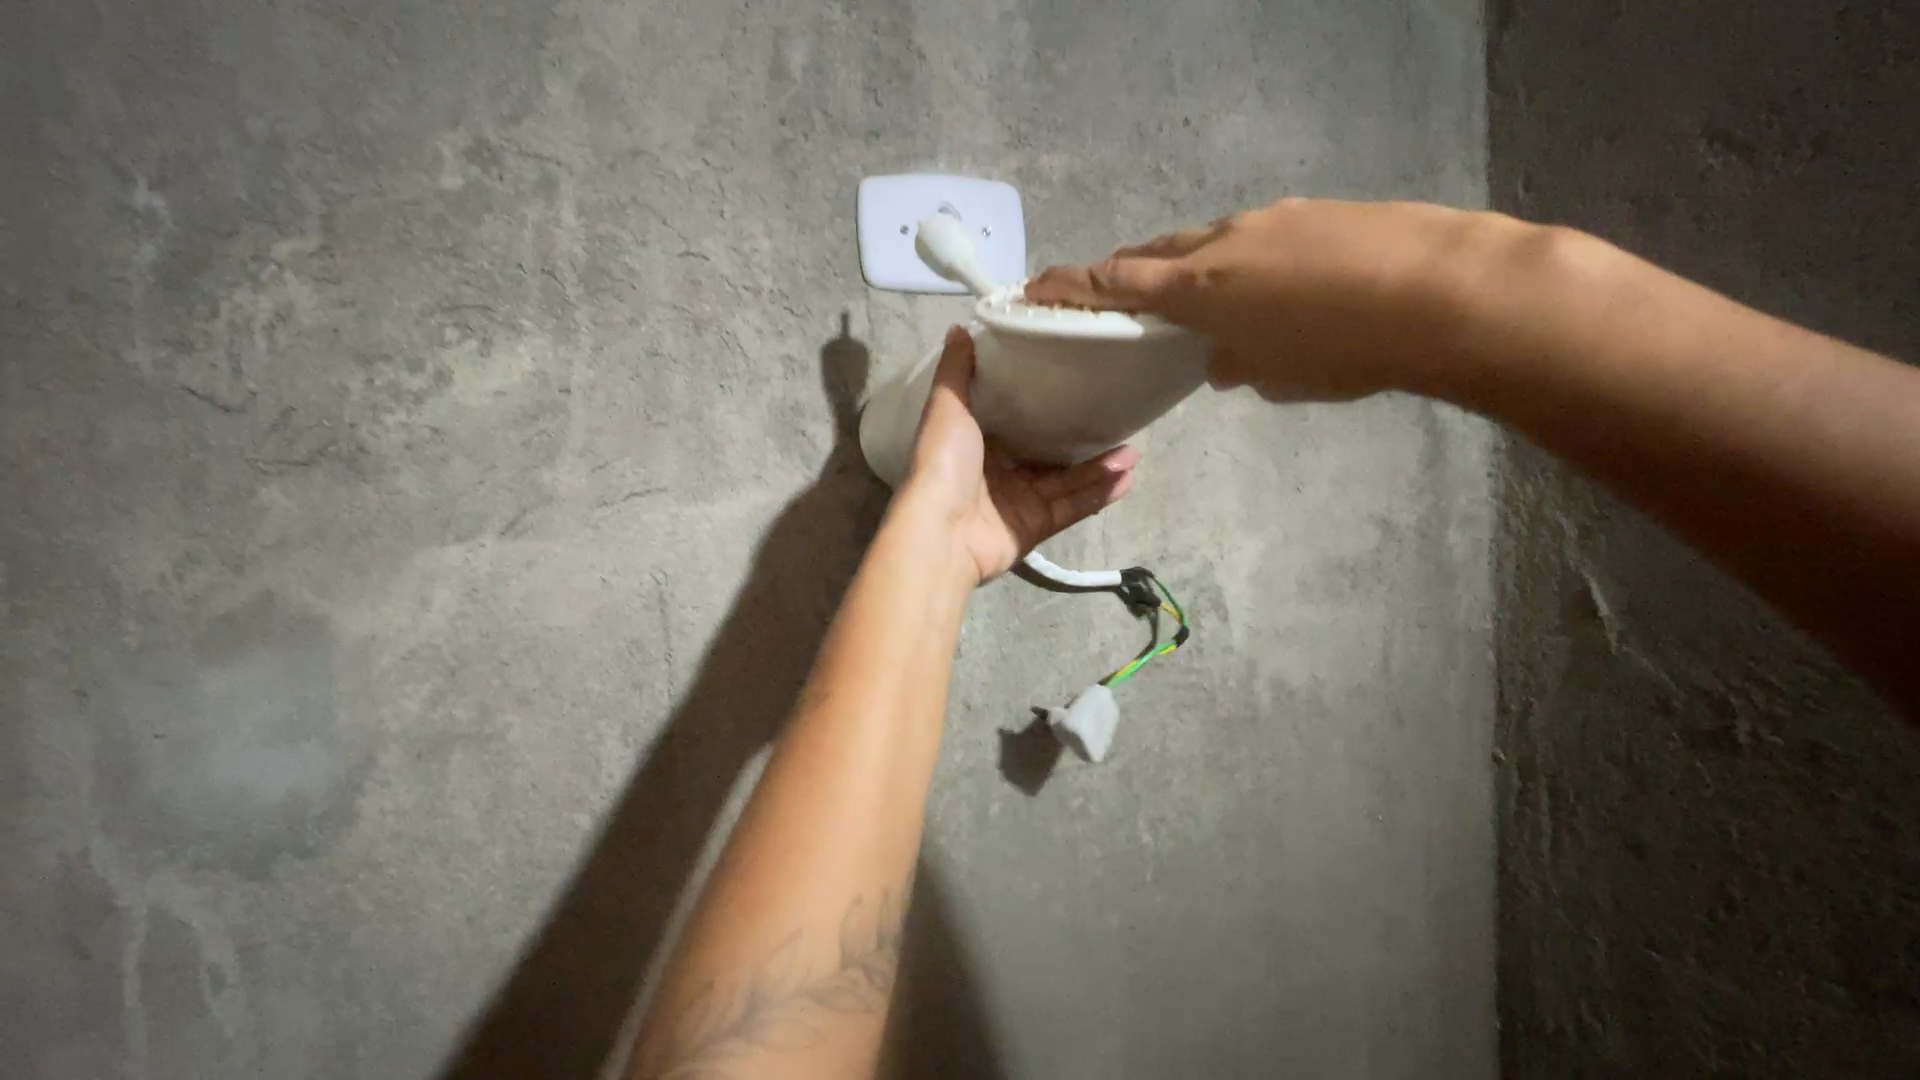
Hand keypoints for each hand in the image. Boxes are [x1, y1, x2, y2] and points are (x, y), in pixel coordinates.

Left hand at [899, 326, 1139, 584]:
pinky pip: (1072, 508)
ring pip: (1067, 482)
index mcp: (977, 444)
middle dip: (1084, 441)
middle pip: (1049, 454)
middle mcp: (998, 474)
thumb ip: (957, 372)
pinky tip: (1127, 478)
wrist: (940, 532)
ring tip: (1134, 451)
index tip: (1078, 386)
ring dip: (1100, 468)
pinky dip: (1099, 495)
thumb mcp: (947, 408)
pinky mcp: (1034, 527)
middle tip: (1120, 420)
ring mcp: (1018, 503)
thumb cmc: (943, 465)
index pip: (1017, 423)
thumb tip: (958, 328)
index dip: (1046, 408)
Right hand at [1025, 198, 1504, 401]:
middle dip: (1130, 276)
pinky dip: (1246, 264)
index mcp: (1200, 286)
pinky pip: (1259, 238)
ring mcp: (1273, 219)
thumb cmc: (1344, 350)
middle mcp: (1225, 241)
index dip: (1071, 287)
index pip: (1114, 281)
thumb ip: (1232, 363)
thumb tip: (1220, 357)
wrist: (1447, 292)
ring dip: (1193, 271)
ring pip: (1209, 243)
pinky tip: (1278, 290)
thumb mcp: (1274, 376)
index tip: (1037, 290)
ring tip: (1208, 305)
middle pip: (1156, 253)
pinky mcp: (1316, 213)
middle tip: (1119, 303)